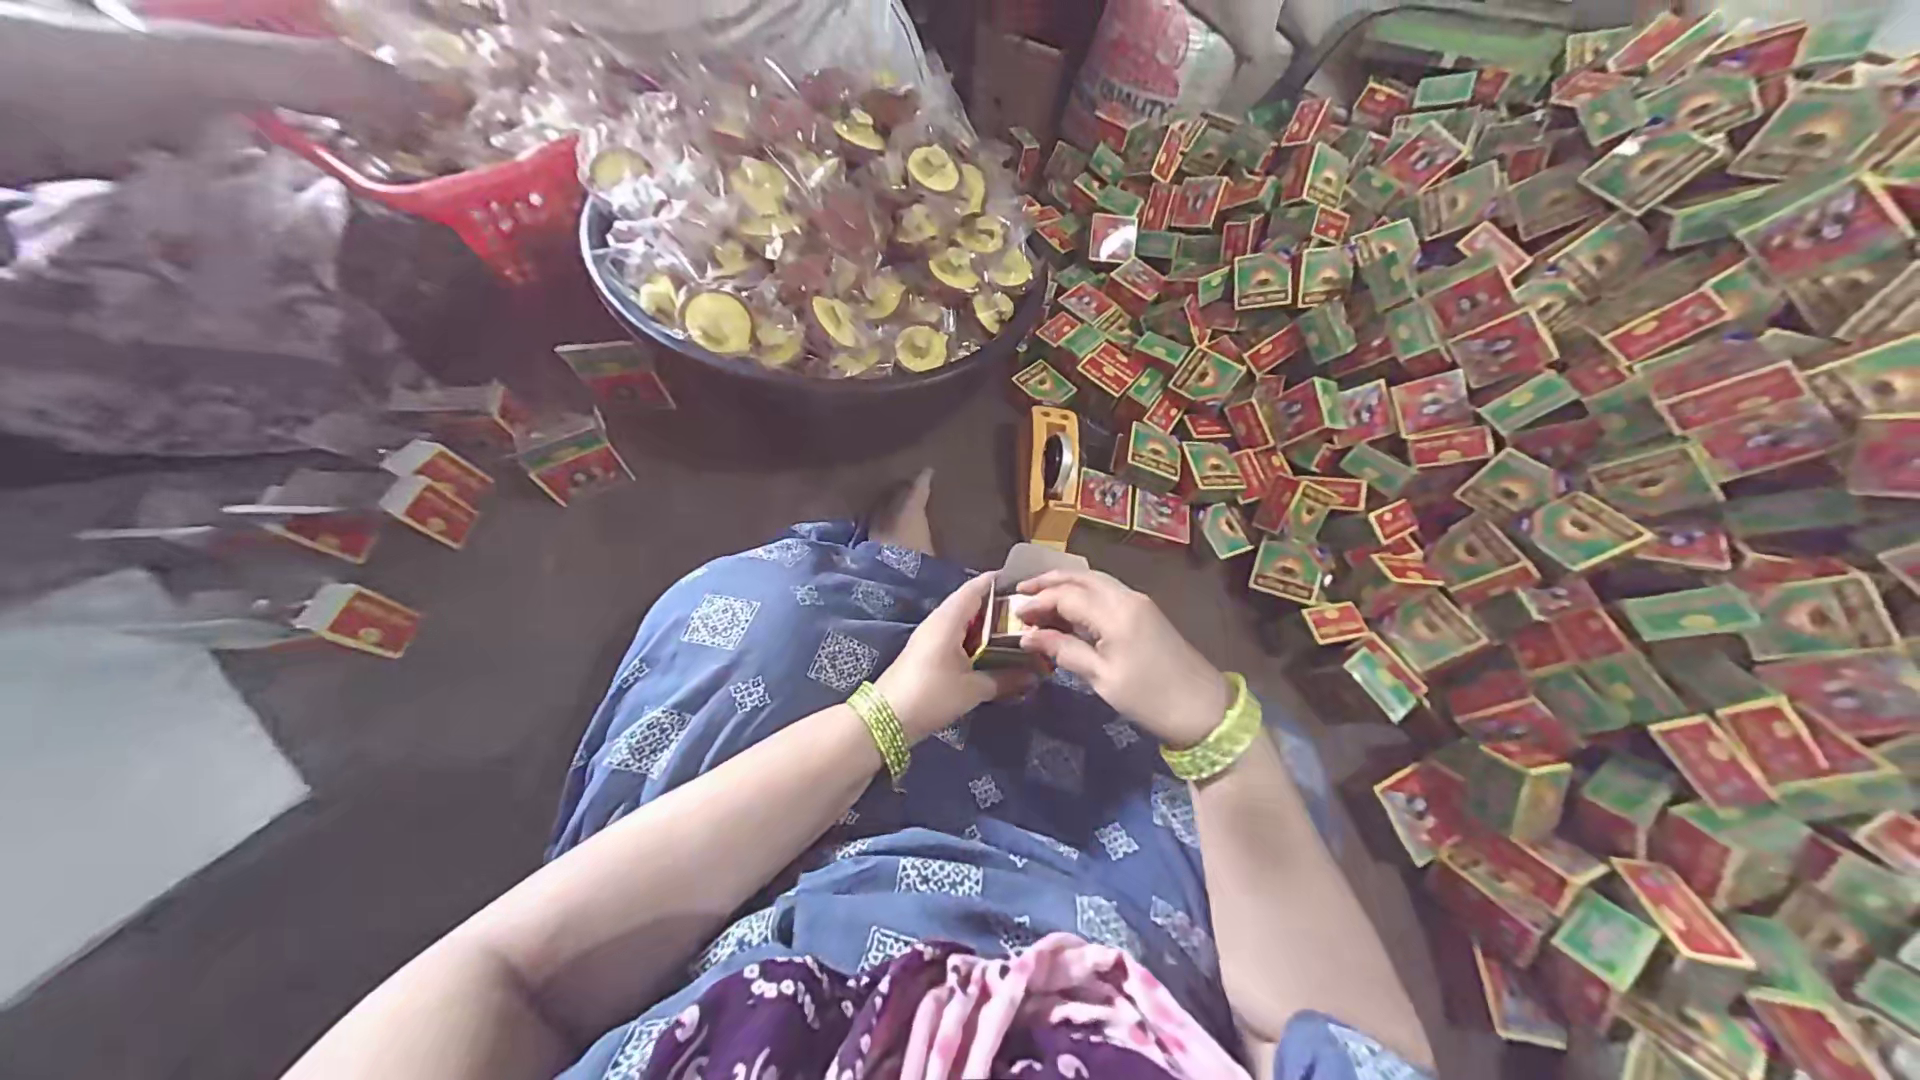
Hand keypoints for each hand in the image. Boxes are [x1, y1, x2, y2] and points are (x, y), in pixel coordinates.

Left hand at [874, 573, 1036, 741]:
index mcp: (949, 619)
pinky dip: (976, 640)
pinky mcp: (927, 653)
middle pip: (972, 604)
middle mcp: (939, 621)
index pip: (976, 588)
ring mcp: (931, 637)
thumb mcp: (973, 689)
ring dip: (988, 626)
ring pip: (965, 622)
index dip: (999, 582)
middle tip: (1029, 614)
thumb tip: (1034, 676)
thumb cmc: (931, 695)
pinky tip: (993, 653)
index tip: (1025, 584)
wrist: (886, 719)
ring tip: (1017, 633)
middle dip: (999, 607)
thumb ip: (1005, 679)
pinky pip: (957, 637)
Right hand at [1016, 570, 1229, 747]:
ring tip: (1039, 596)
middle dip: (1048, 582)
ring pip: (1094, 580)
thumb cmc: (1149, 697)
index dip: (1037, 602)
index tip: (1014, 615)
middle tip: (1020, 592)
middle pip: (1080, 577)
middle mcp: (1126, 597)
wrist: (1203, 708)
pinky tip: (1068, 608)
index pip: (1066, 595)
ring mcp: (1138, 601)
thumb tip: (1027, 637)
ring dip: (1065, 584)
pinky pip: (1106, 591)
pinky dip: (1082, 593)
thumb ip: (1063, 651)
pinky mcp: (1144, 610)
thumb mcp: (1101, 678)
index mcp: (1115, 612)